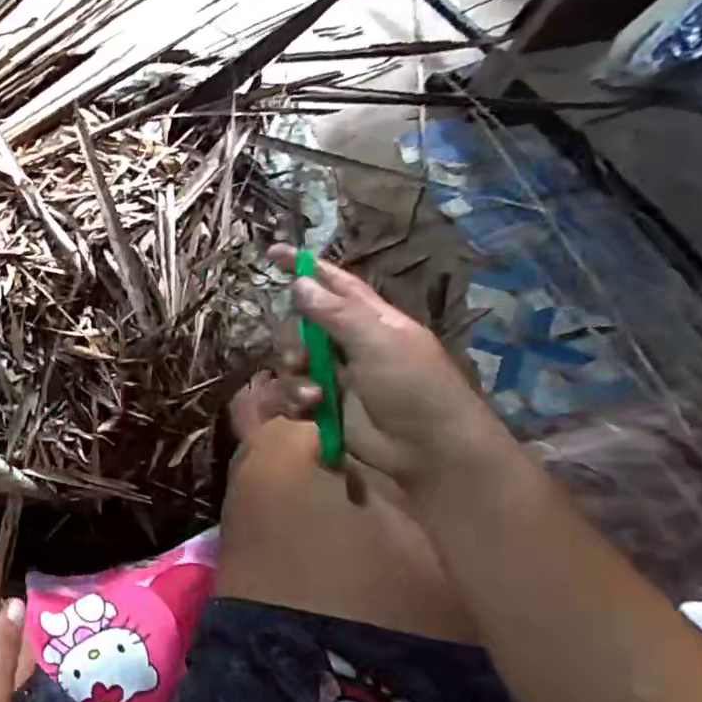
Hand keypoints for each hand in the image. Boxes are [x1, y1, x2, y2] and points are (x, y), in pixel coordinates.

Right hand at [265, 245, 517, 489]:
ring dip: (295, 378)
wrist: (428, 448)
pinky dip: (294, 402)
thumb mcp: (378, 342)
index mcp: (370, 319)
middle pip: (302, 327)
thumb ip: (335, 313)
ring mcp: (336, 377)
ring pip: (292, 364)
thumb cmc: (414, 387)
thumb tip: (298, 282)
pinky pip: (292, 395)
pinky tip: (309, 410)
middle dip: (294, 342)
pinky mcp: (324, 407)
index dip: (305, 267)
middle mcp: (349, 344)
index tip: (273, 253)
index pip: (333, 283)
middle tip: (302, 357)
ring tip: (314, 396)